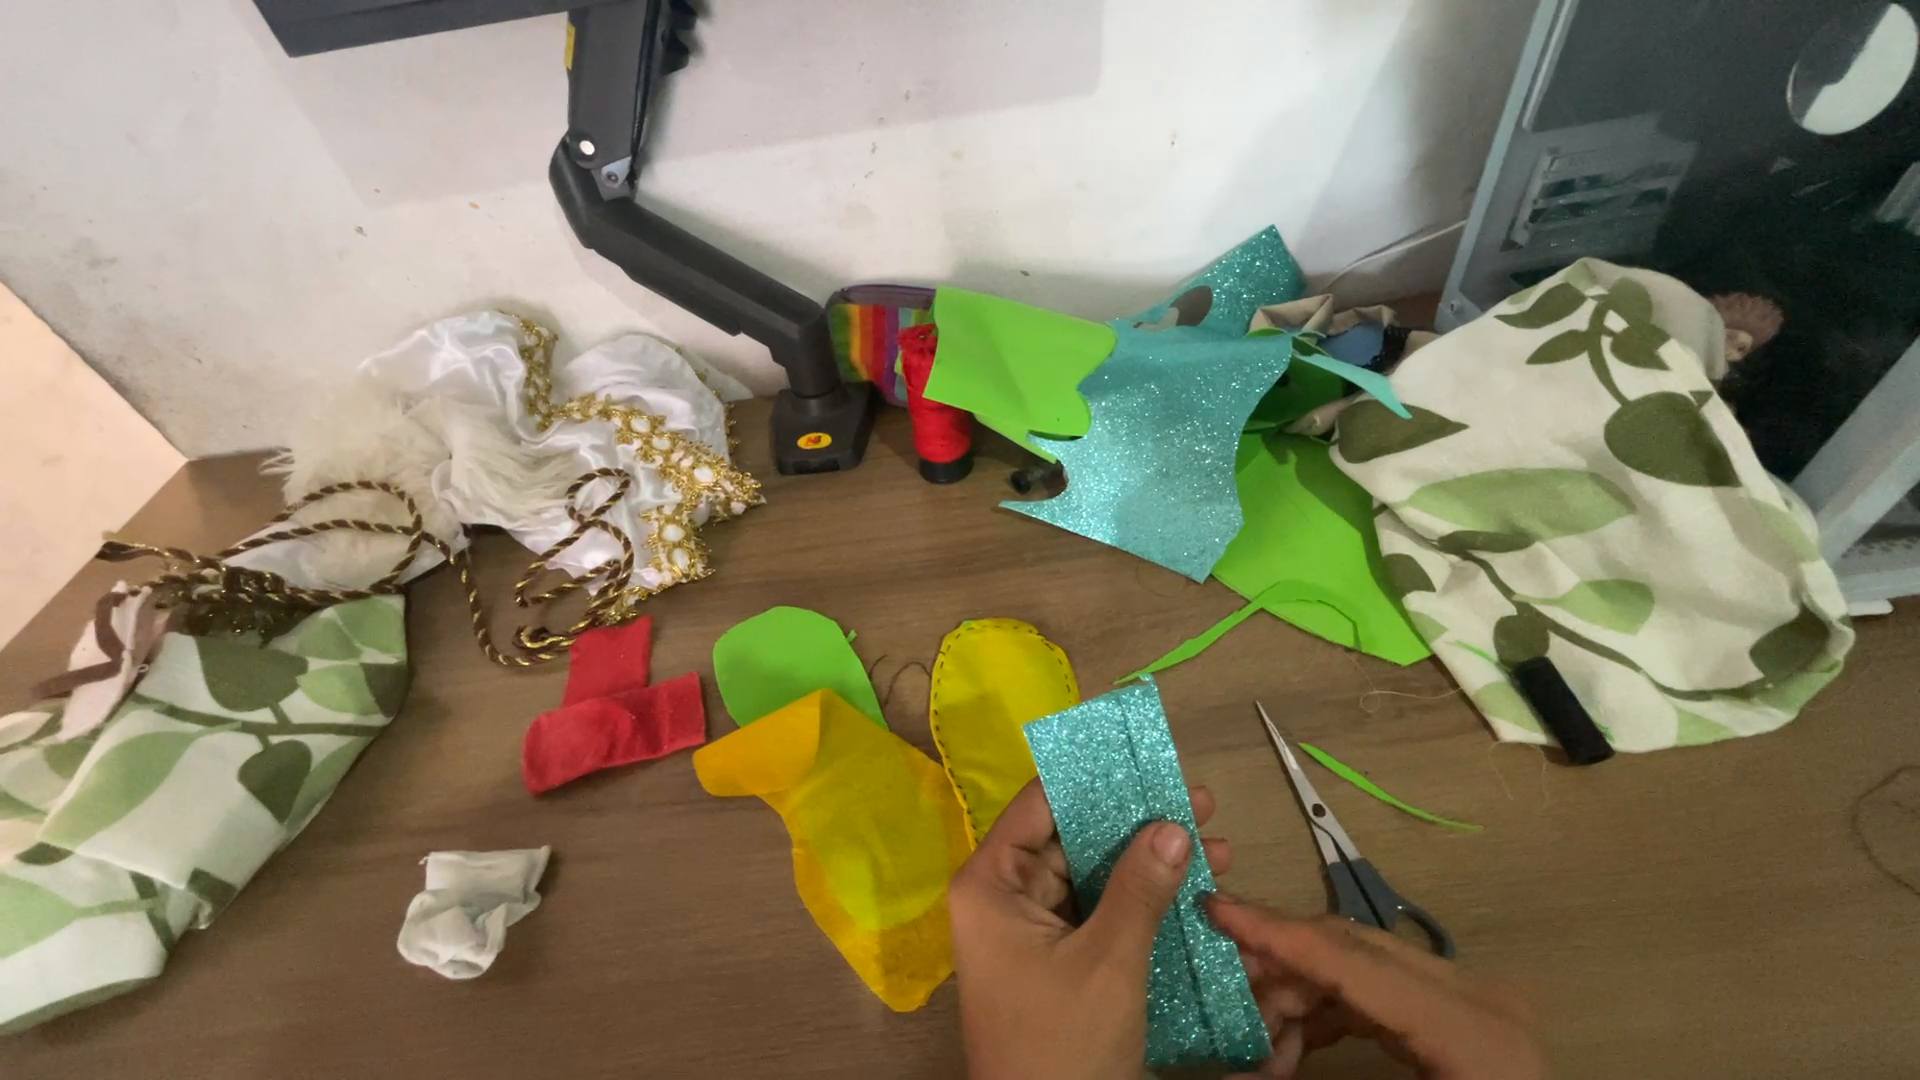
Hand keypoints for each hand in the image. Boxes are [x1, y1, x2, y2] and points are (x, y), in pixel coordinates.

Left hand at [947, 779, 1232, 1079]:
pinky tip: (1195, 885)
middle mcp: (1006, 894)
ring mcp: (1033, 926)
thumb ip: (1140, 889)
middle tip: (1194, 797)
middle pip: (1073, 836)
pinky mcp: (1059, 955)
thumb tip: (1174, 823)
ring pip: (1094, 872)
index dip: (1088, 776)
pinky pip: (1101, 908)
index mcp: (991, 883)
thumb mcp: (1107, 963)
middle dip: (1136, 819)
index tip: (1138, 753)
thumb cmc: (1062, 1047)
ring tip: (1213, 835)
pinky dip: (1143, 897)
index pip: (1039, 805)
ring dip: (1149, 859)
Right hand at [1206, 897, 1543, 1079]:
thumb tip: (1225, 1073)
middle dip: (1276, 967)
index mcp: (1467, 1028)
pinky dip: (1328, 1008)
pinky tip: (1294, 1043)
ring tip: (1258, 1041)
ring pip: (1354, 964)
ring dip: (1298, 993)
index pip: (1349, 959)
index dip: (1273, 932)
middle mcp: (1473, 997)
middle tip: (1221, 988)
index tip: (1210, 906)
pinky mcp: (1460, 1016)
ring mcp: (1470, 1002)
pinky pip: (1376, 989)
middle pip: (1346, 949)